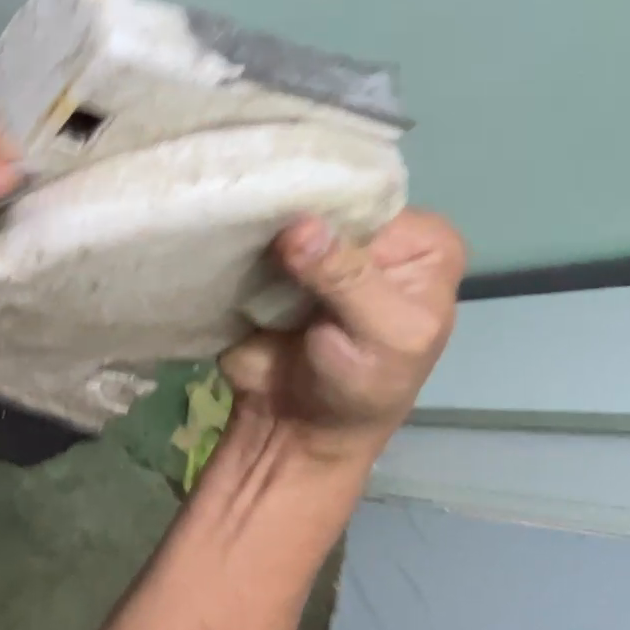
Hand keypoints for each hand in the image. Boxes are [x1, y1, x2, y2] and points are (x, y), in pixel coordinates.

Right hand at [222, 209, 467, 461]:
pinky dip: (226, 254)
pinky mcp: (261, 274)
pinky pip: (241, 251)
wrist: (294, 427)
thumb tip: (300, 227)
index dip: (326, 207)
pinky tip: (211, 252)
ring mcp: (307, 255)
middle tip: (242, 223)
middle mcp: (365, 239)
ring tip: (224, 240)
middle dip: (282, 216)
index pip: (367, 202)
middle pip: (318, 205)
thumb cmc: (362, 387)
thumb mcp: (381, 336)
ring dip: (247, 235)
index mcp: (418, 244)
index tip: (282, 214)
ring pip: (274, 223)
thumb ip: (348, 280)